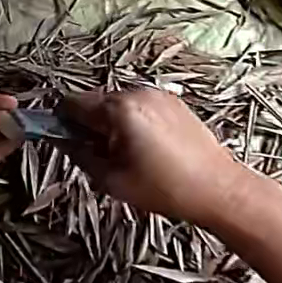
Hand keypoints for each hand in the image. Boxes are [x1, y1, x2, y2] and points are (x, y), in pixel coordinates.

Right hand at [59, 87, 249, 225]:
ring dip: (111, 121)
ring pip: (118, 103)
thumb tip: (62, 140)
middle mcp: (137, 92)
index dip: (61, 119)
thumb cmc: (164, 188)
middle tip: (98, 153)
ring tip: (126, 153)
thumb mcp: (112, 180)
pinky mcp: (174, 101)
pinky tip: (146, 147)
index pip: (73, 103)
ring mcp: (158, 94)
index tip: (62, 137)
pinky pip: (140, 105)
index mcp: (118, 108)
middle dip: (89, 123)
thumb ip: (80, 155)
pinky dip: (133, 119)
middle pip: (96, 101)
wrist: (220, 190)